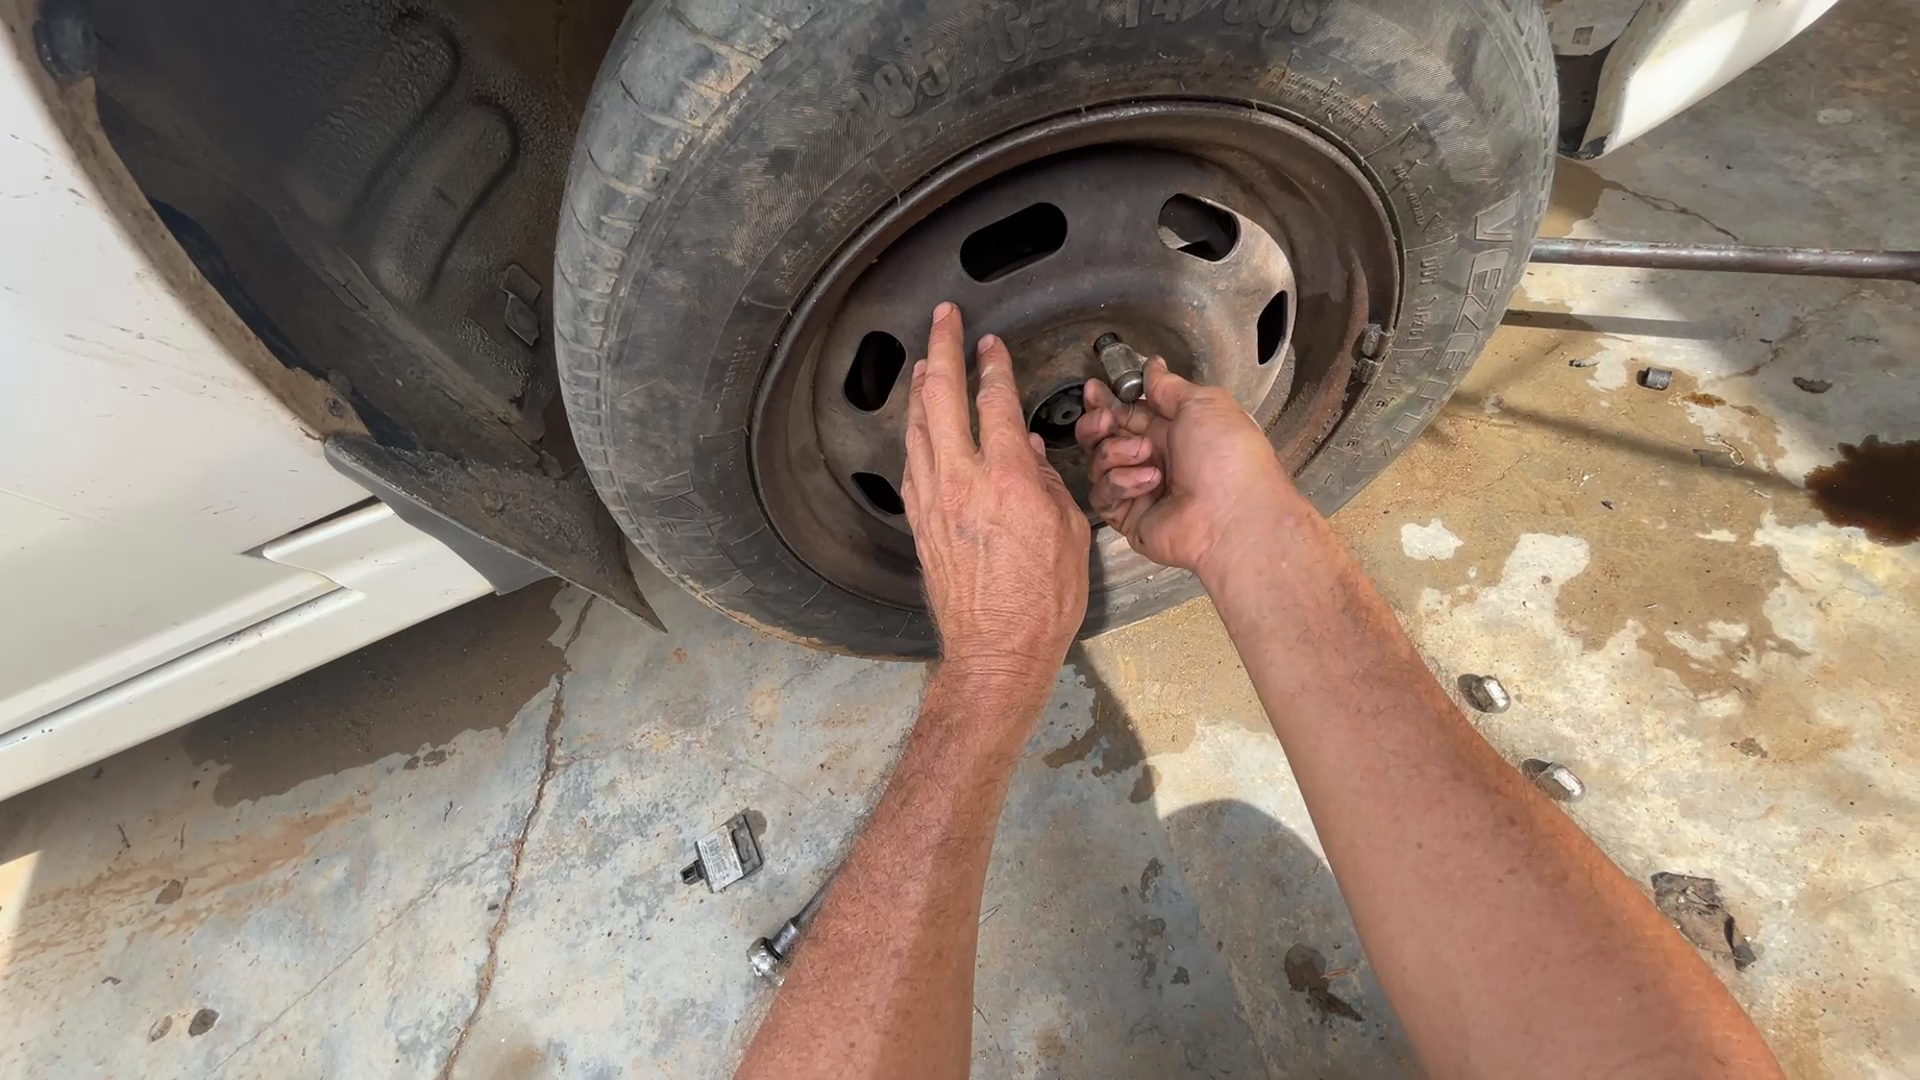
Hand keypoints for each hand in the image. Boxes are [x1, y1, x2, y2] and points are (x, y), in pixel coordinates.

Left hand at [903, 303, 1090, 680]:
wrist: (996, 649)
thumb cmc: (1041, 600)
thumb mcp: (1067, 532)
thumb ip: (1044, 482)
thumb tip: (1026, 450)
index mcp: (1005, 479)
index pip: (994, 403)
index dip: (992, 365)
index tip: (989, 342)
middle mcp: (960, 481)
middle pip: (940, 398)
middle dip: (940, 349)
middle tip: (942, 319)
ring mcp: (932, 501)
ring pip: (917, 428)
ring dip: (920, 389)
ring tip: (924, 364)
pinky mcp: (919, 523)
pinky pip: (912, 464)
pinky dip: (915, 434)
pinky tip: (918, 426)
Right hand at [1074, 357, 1296, 581]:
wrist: (1232, 514)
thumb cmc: (1229, 458)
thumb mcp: (1203, 404)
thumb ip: (1168, 386)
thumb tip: (1153, 366)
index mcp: (1173, 432)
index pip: (1127, 413)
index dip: (1107, 401)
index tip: (1094, 390)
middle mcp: (1155, 460)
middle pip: (1104, 438)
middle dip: (1098, 424)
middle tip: (1105, 420)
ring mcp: (1140, 490)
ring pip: (1099, 464)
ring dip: (1116, 453)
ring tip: (1145, 453)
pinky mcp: (1129, 517)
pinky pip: (1104, 495)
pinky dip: (1122, 483)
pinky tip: (1149, 482)